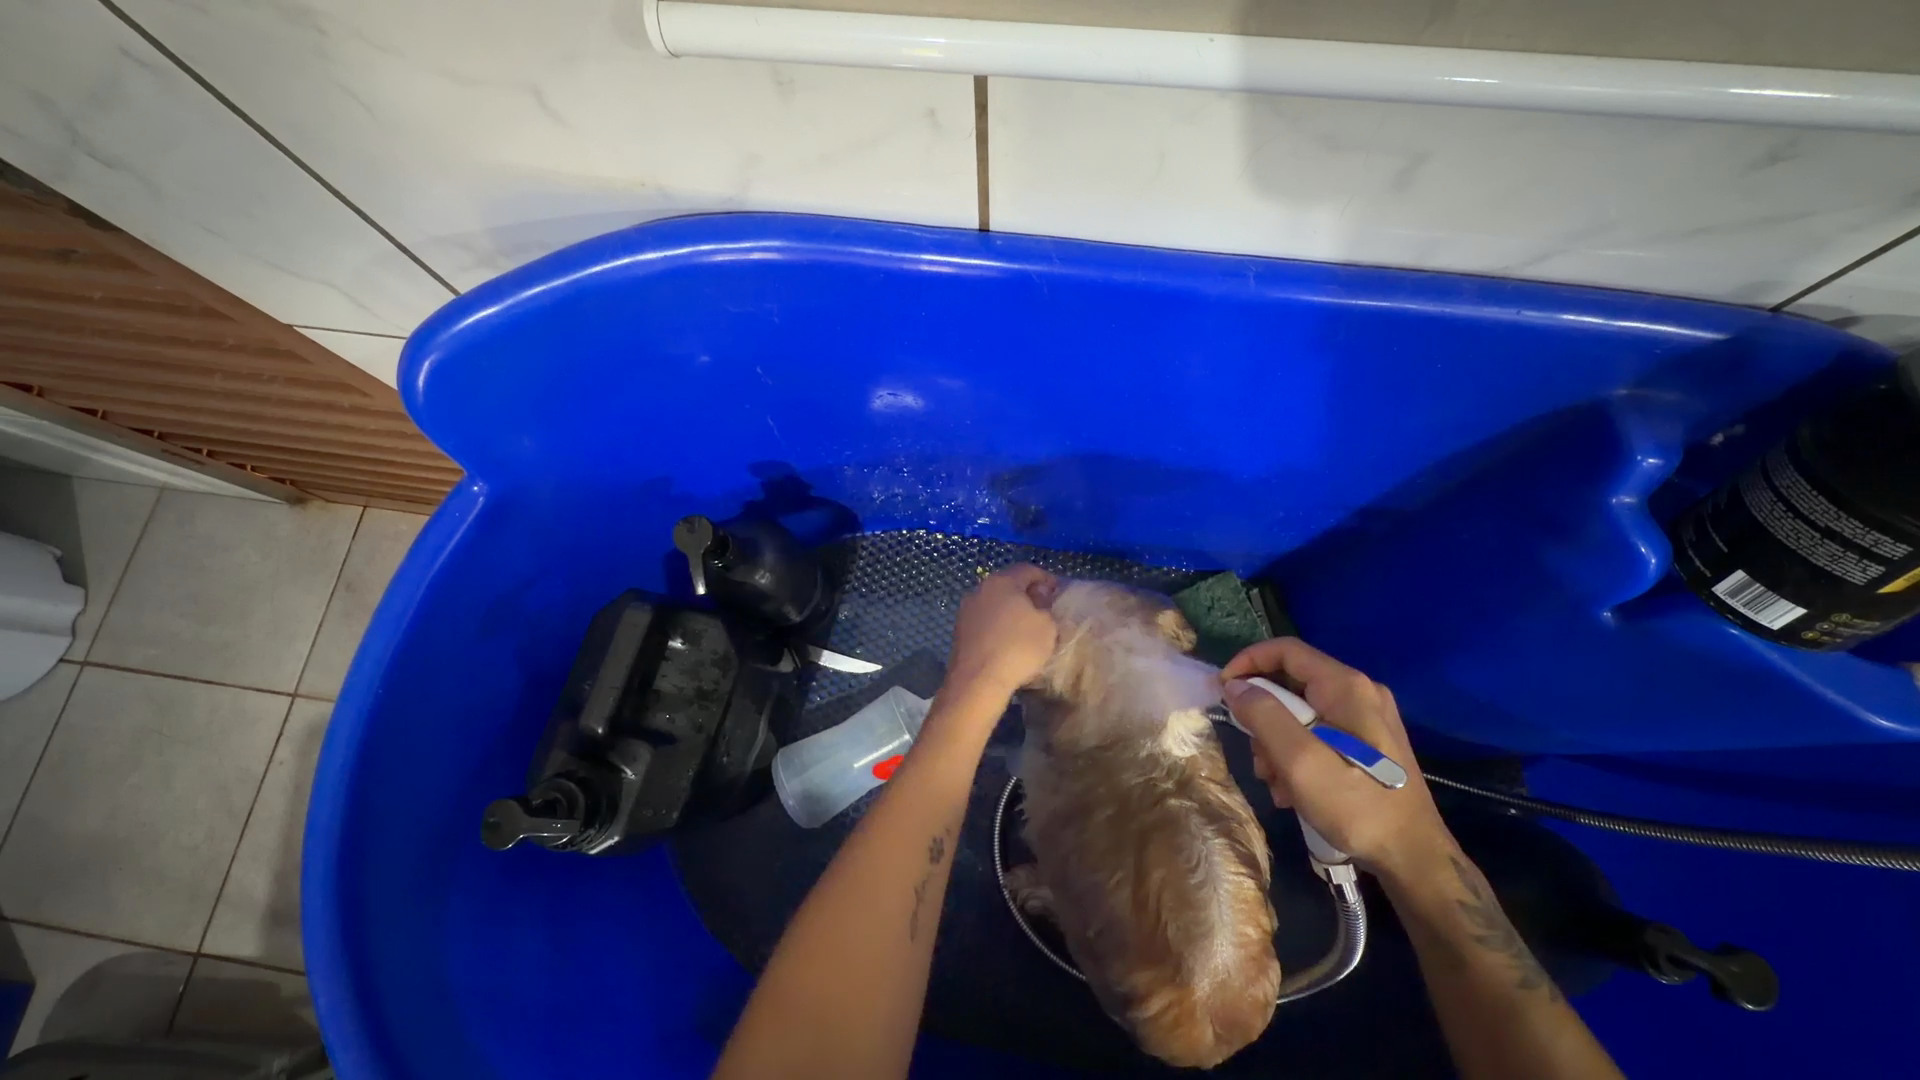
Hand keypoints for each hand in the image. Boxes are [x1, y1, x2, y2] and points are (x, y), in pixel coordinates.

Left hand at [947, 564, 1059, 696]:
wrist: (978, 680)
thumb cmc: (1018, 648)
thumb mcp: (1046, 625)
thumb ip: (1045, 605)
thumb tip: (1038, 596)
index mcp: (1002, 581)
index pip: (1028, 569)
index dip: (1046, 578)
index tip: (1058, 591)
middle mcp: (980, 589)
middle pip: (1008, 584)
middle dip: (1027, 593)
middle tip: (1044, 607)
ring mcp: (966, 610)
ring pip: (994, 602)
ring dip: (1010, 609)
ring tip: (1026, 625)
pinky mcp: (960, 630)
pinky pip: (985, 620)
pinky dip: (998, 624)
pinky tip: (1007, 639)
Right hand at [1223, 638, 1455, 880]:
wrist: (1413, 857)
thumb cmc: (1357, 806)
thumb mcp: (1300, 761)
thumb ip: (1264, 716)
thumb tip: (1235, 686)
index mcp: (1346, 687)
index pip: (1285, 650)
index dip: (1247, 663)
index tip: (1221, 692)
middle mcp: (1359, 692)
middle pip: (1291, 684)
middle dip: (1263, 718)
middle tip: (1256, 758)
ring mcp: (1367, 718)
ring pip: (1300, 712)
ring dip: (1277, 745)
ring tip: (1277, 784)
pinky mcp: (1368, 743)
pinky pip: (1318, 733)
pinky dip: (1297, 755)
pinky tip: (1295, 791)